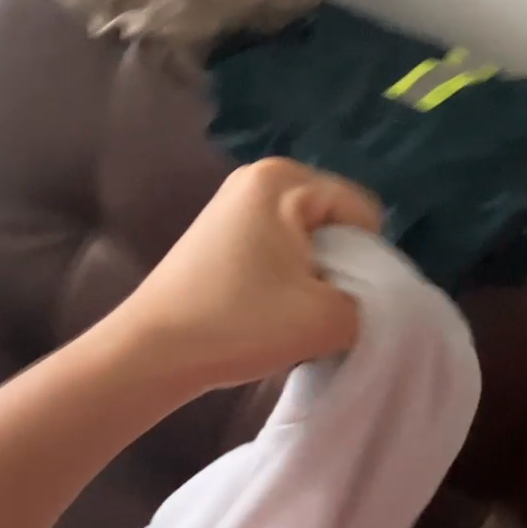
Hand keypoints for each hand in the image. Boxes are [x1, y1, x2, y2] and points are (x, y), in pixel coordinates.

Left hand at [99, 158, 381, 398]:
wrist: (151, 351)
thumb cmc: (239, 323)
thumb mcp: (327, 319)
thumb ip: (375, 304)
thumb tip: (375, 298)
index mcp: (285, 179)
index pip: (364, 211)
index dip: (370, 261)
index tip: (344, 300)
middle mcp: (259, 176)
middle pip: (335, 219)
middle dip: (340, 265)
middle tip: (316, 307)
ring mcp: (234, 201)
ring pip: (308, 236)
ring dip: (313, 274)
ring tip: (289, 310)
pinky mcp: (219, 229)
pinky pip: (279, 244)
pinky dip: (286, 275)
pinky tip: (266, 306)